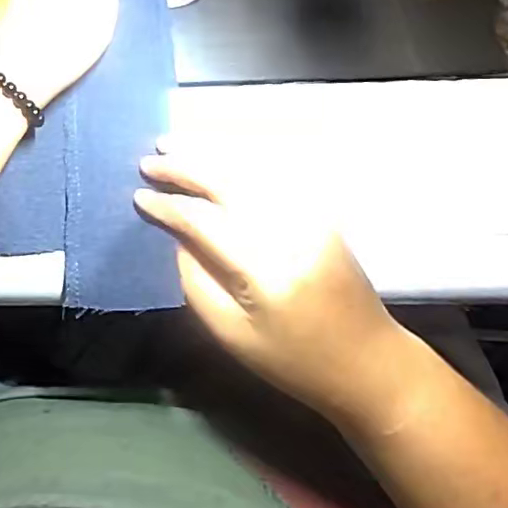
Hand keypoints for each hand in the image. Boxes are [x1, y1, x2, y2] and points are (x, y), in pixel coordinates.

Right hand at [134, 145, 413, 428]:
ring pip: (249, 170)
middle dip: (184, 167)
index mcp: (263, 268)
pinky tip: (216, 154)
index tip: (139, 196)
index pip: (204, 220)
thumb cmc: (293, 360)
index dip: (168, 206)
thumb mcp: (230, 333)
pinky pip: (272, 173)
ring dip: (208, 155)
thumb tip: (178, 234)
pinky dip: (239, 158)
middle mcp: (287, 230)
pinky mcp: (318, 212)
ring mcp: (308, 215)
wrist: (368, 361)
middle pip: (226, 182)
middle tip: (148, 161)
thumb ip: (195, 279)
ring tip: (172, 145)